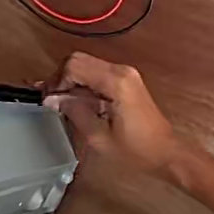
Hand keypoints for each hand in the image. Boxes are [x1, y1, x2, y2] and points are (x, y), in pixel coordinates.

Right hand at [42, 53, 181, 176]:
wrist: (167, 153)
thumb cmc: (136, 150)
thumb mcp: (99, 137)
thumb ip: (75, 112)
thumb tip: (52, 99)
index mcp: (116, 82)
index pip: (74, 66)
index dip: (56, 81)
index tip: (47, 100)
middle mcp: (121, 70)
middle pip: (78, 59)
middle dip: (60, 78)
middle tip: (50, 99)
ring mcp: (125, 73)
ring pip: (86, 63)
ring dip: (69, 79)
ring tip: (58, 101)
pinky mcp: (126, 79)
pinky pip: (96, 72)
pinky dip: (81, 82)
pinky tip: (73, 99)